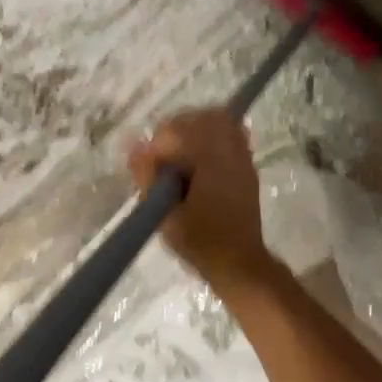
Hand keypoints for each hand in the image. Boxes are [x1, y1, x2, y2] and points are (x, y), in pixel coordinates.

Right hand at [126, 109, 273, 285]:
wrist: (240, 264)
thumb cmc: (202, 243)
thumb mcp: (165, 215)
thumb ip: (148, 178)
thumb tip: (134, 146)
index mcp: (211, 160)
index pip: (179, 130)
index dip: (159, 146)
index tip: (150, 170)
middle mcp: (230, 151)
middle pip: (200, 117)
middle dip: (176, 132)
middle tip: (163, 162)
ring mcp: (243, 156)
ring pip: (217, 122)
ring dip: (194, 133)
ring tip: (179, 161)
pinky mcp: (247, 166)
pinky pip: (231, 135)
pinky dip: (211, 141)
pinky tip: (199, 164)